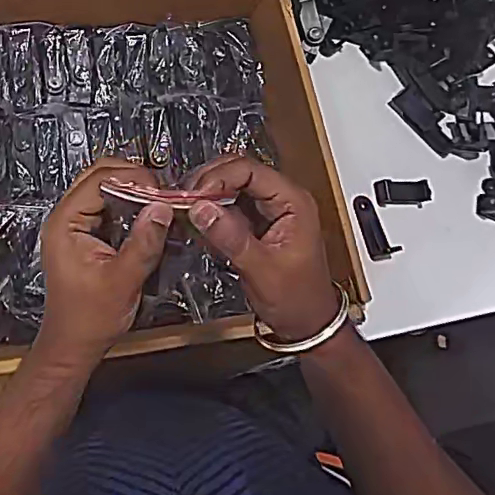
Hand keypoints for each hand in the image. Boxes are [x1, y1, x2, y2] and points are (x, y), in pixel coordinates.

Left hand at [35, 158, 171, 367]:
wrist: (75, 345)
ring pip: (108, 187)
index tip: (159, 191)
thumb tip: (161, 209)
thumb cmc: (87, 320)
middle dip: (135, 178)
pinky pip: (112, 205)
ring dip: (135, 191)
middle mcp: (67, 217)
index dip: (133, 179)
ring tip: (158, 204)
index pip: (100, 179)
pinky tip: (149, 218)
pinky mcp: (89, 232)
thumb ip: (143, 244)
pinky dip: (132, 205)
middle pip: (102, 175)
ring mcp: (77, 224)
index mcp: (65, 223)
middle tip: (161, 193)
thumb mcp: (121, 281)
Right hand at [185, 156, 339, 340]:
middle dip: (210, 182)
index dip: (219, 177)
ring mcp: (269, 209)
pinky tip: (200, 223)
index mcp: (293, 202)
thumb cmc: (298, 300)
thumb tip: (203, 209)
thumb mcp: (262, 270)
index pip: (251, 170)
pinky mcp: (257, 221)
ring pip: (232, 185)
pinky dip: (213, 210)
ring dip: (209, 195)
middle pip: (239, 170)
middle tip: (187, 199)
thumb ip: (231, 238)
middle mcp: (282, 199)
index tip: (196, 194)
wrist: (308, 324)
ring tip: (189, 210)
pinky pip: (231, 204)